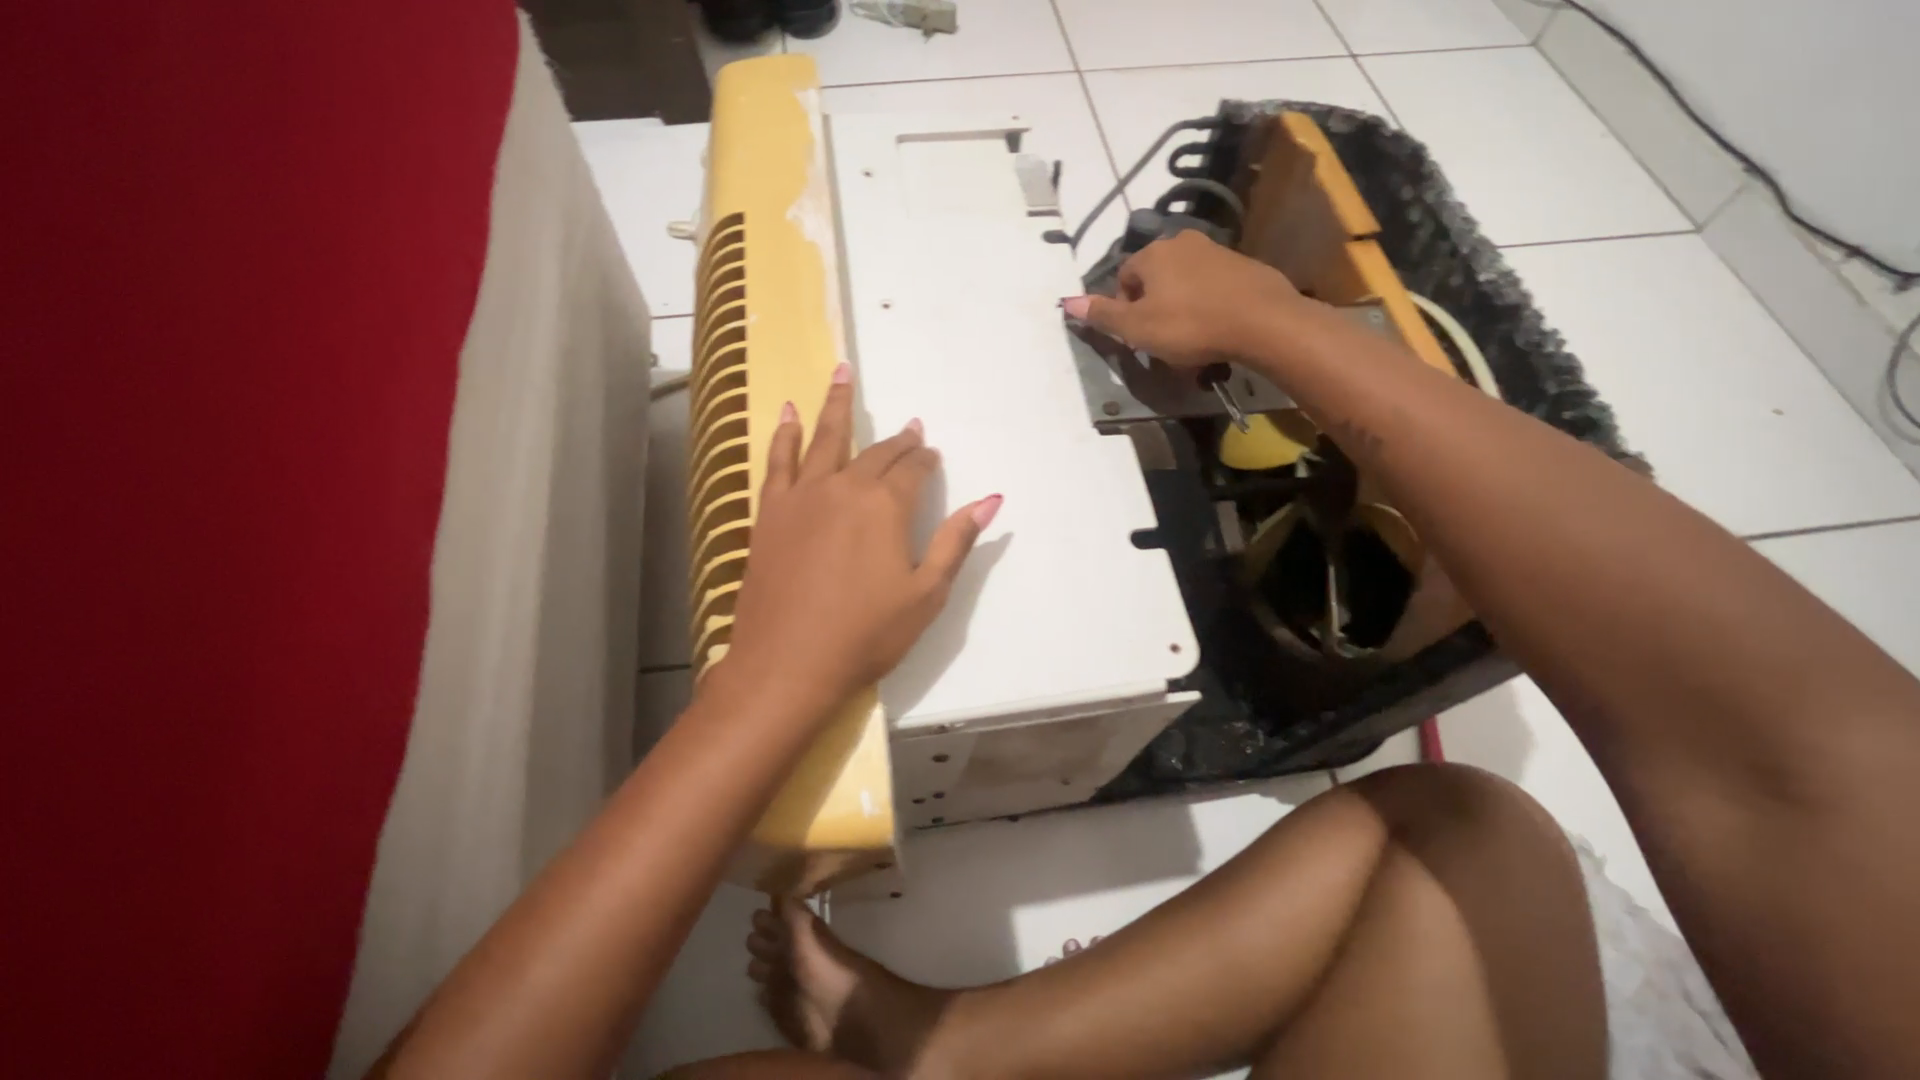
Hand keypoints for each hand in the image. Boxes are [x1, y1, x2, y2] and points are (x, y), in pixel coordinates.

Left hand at [718, 364, 1000, 716]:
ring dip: (836, 404)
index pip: (913, 470)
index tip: (932, 454)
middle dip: (896, 441)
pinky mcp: (769, 512)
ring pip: (824, 438)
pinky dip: (784, 433)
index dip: (926, 461)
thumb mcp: (926, 594)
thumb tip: (991, 499)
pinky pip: (777, 460)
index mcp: (886, 507)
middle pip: (875, 453)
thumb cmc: (866, 635)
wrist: (787, 664)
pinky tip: (786, 412)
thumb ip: (955, 541)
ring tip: (843, 373)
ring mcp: (801, 496)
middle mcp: (844, 488)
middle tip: (910, 427)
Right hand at [1063, 230, 1309, 368]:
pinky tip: (1217, 330)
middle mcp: (1183, 242)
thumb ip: (1102, 315)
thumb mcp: (1137, 328)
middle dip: (1154, 307)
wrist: (1262, 321)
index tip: (1136, 336)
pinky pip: (1214, 288)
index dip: (1124, 309)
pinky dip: (1209, 306)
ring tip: (1191, 341)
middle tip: (1162, 341)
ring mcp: (1217, 251)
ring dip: (1181, 308)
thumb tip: (1066, 302)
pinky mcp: (1245, 266)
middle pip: (1156, 278)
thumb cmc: (1189, 325)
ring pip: (1186, 283)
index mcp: (1153, 253)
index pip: (1124, 277)